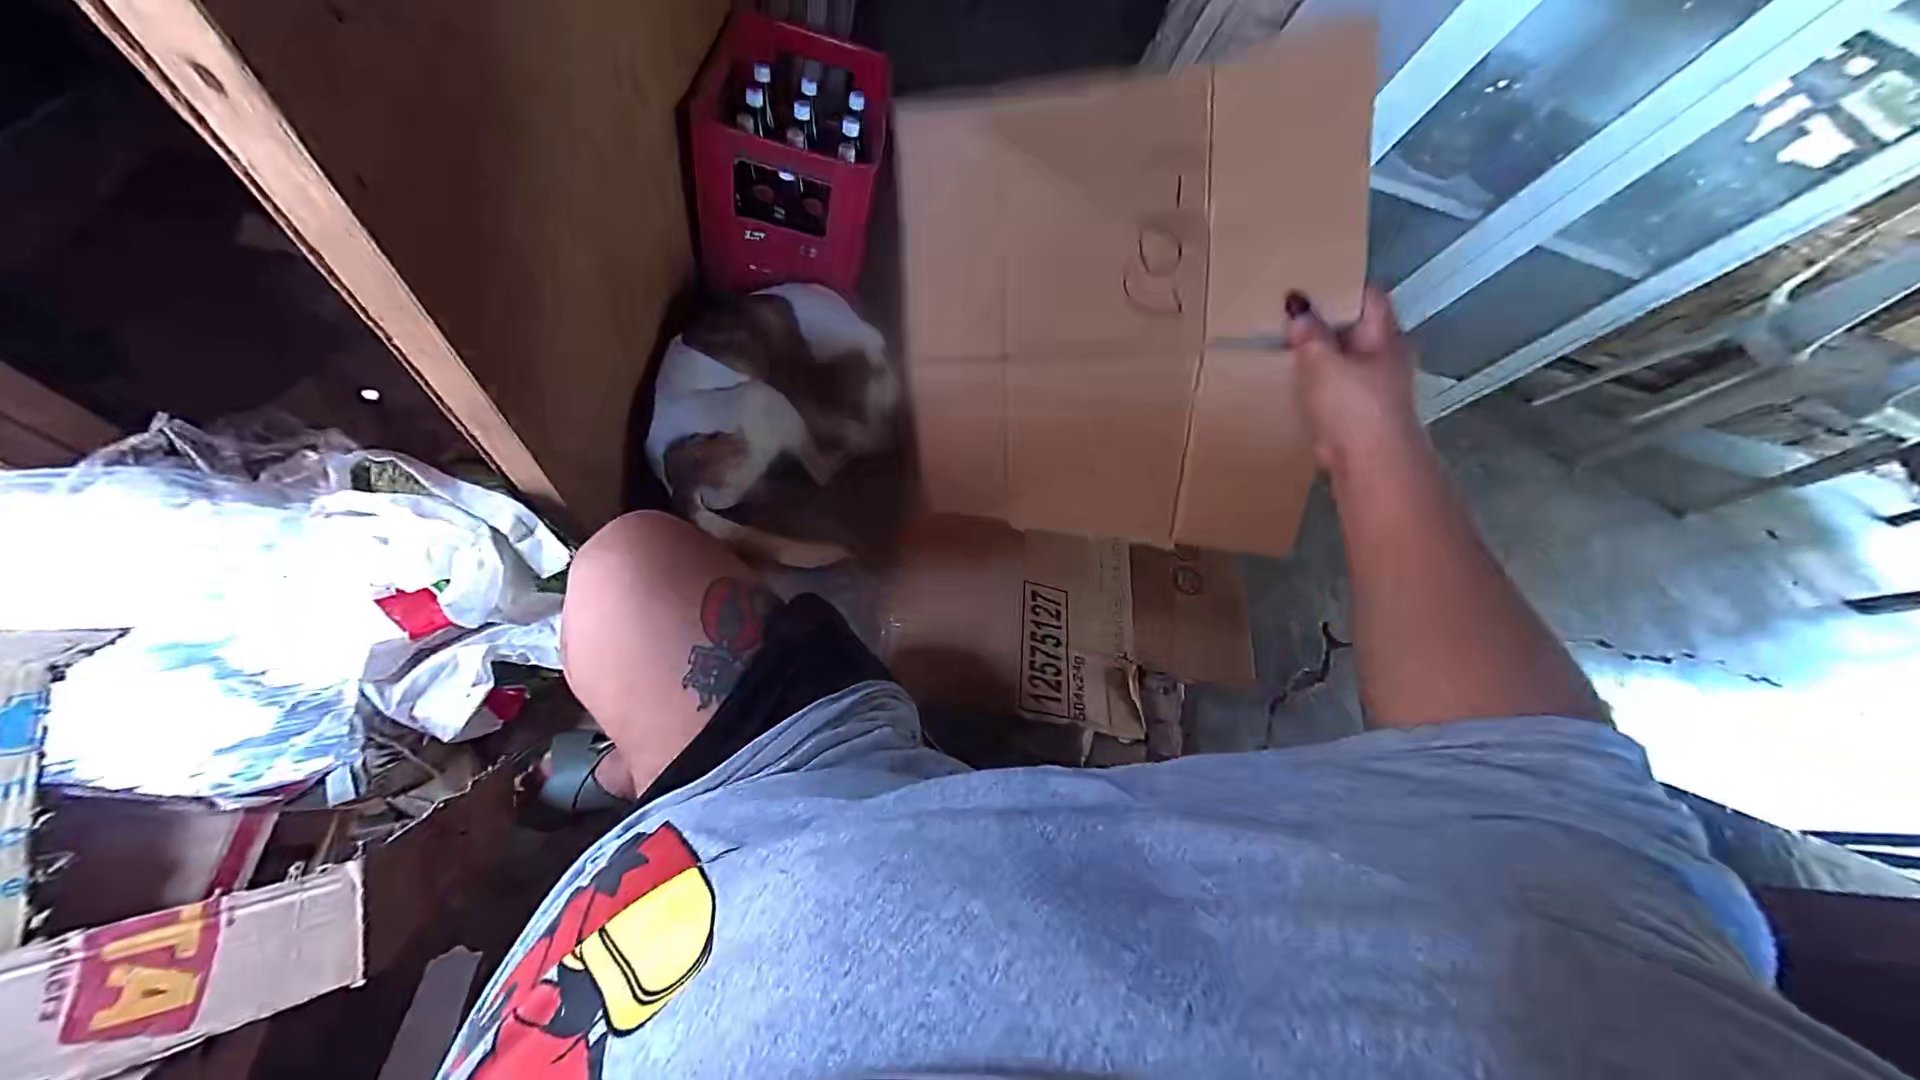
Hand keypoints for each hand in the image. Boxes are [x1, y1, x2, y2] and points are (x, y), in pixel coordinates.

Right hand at [1285, 285, 1424, 475]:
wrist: (1368, 460)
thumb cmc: (1353, 407)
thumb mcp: (1324, 363)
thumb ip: (1309, 335)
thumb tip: (1297, 307)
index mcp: (1384, 337)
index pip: (1369, 296)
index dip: (1343, 285)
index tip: (1312, 281)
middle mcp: (1384, 357)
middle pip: (1356, 326)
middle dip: (1326, 320)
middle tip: (1291, 313)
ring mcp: (1373, 386)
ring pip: (1344, 357)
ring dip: (1320, 352)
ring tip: (1286, 345)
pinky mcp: (1358, 411)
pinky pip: (1334, 384)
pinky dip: (1317, 379)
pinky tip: (1295, 382)